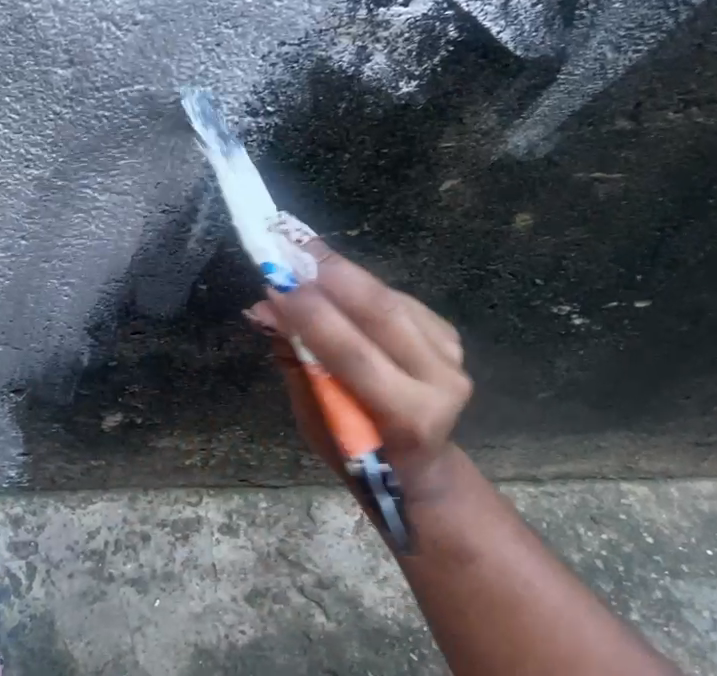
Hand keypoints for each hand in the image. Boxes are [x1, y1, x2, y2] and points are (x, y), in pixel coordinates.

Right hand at [249, 240, 470, 496]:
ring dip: (342, 272)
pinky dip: (361, 284)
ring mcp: (451, 357)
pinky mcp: (449, 338)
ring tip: (301, 252)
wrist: (418, 466)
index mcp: (407, 416)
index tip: (274, 282)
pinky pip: (398, 299)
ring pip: (390, 298)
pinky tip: (331, 274)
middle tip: (288, 249)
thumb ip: (297, 359)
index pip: (354, 354)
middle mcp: (440, 382)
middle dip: (330, 277)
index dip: (312, 315)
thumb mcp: (315, 417)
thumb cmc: (355, 451)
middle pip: (381, 314)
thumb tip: (265, 309)